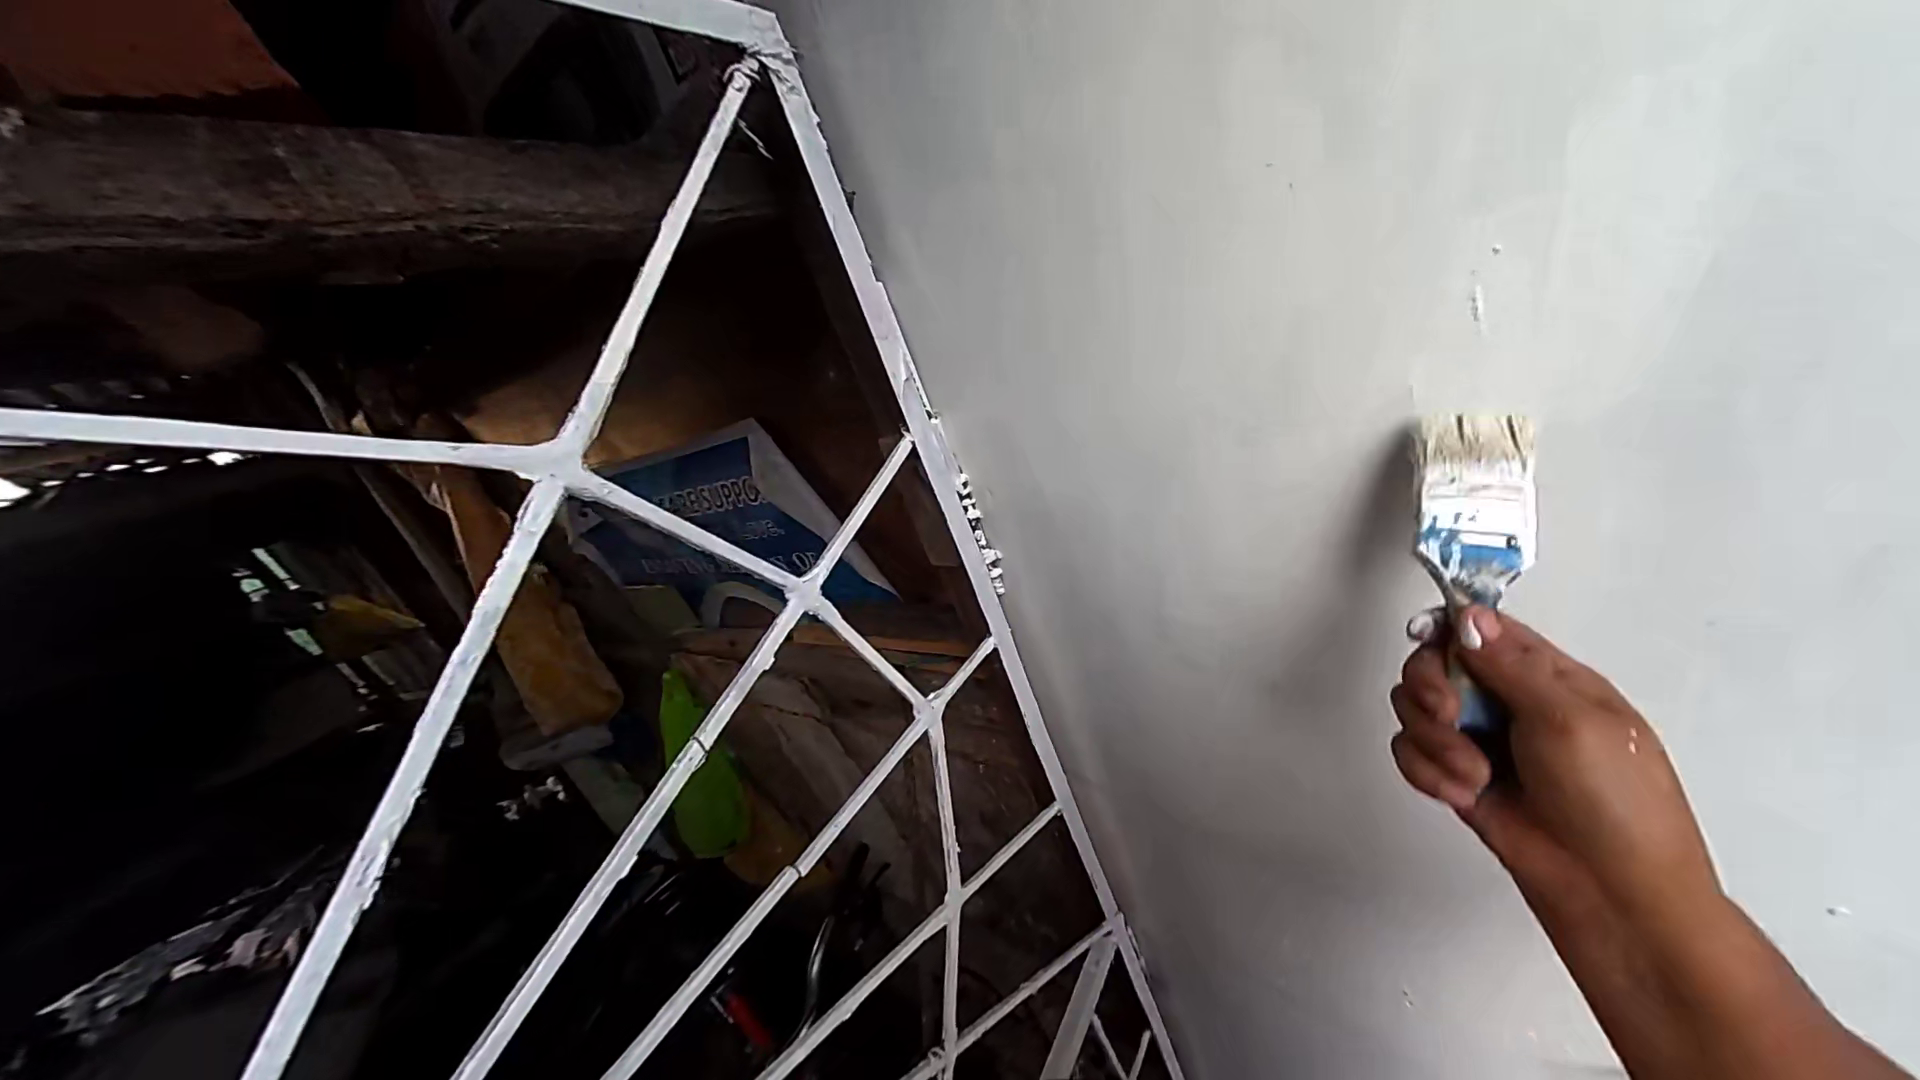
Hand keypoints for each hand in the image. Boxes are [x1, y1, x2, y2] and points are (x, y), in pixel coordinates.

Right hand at [1390, 606, 1719, 922]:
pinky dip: (1427, 771)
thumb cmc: (1617, 806)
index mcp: (1546, 678)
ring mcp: (1475, 737)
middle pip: (1431, 663)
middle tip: (1449, 714)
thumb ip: (1512, 666)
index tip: (1423, 637)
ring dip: (1434, 741)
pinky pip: (1407, 751)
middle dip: (1429, 688)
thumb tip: (1469, 617)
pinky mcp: (1451, 772)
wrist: (1608, 890)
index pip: (1480, 628)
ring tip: (1472, 772)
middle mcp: (1504, 701)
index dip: (1445, 627)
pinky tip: (1461, 791)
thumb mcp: (1571, 722)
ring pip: (1412, 708)